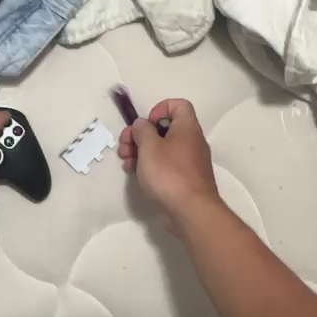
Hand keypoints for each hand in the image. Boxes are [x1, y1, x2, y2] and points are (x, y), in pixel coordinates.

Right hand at [118, 98, 222, 228]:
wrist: (190, 210)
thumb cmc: (169, 173)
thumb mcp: (149, 146)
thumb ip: (142, 130)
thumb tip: (142, 125)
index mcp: (187, 128)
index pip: (178, 105)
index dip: (159, 109)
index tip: (146, 125)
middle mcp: (191, 141)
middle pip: (164, 128)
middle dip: (140, 135)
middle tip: (125, 146)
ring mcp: (188, 161)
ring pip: (162, 148)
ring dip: (141, 151)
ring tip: (126, 161)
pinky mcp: (184, 179)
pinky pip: (165, 164)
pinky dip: (150, 165)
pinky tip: (135, 174)